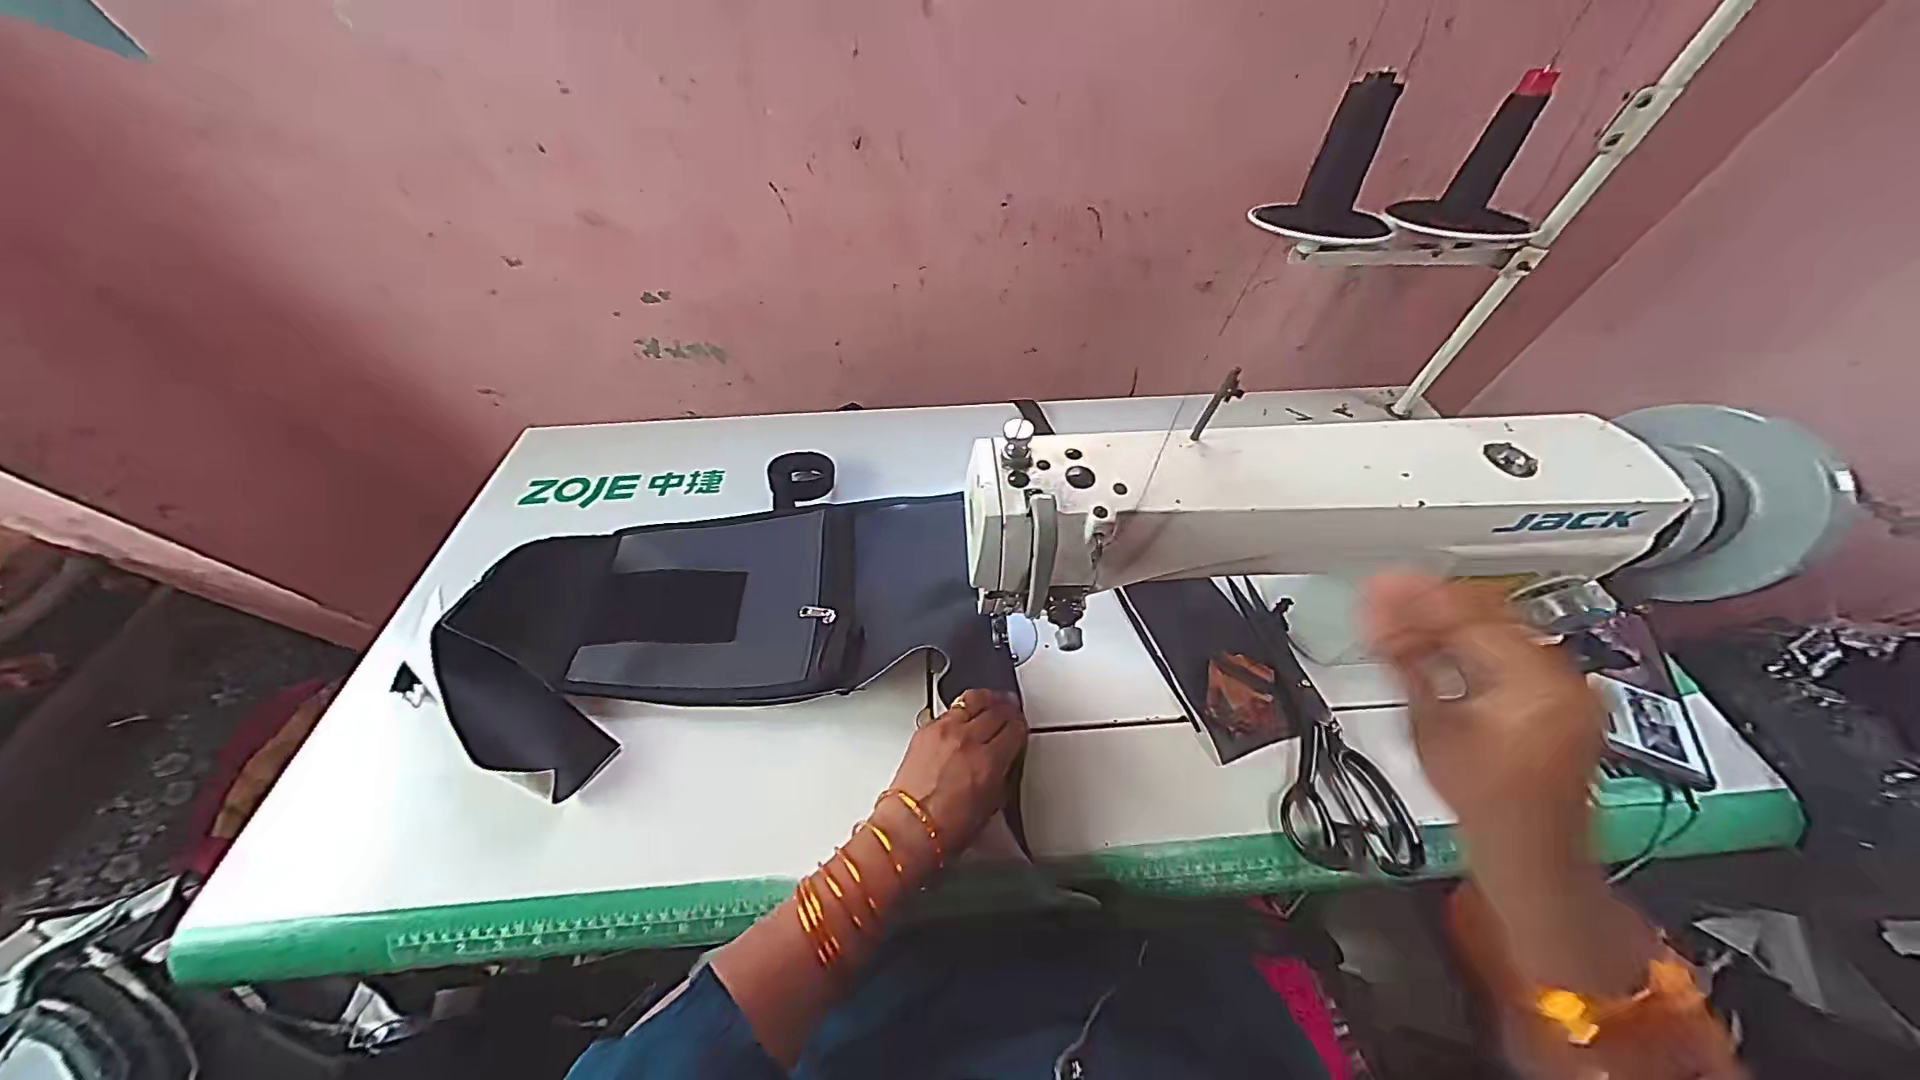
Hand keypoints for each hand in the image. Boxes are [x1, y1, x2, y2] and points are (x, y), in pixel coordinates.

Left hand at [883, 689, 1027, 854]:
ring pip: (973, 699)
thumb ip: (1001, 776)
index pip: (1015, 730)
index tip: (1020, 727)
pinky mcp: (926, 729)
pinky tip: (965, 709)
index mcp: (989, 761)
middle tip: (1012, 710)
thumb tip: (1003, 764)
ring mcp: (945, 730)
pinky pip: (950, 708)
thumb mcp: (990, 806)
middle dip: (1008, 709)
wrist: (909, 827)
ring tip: (993, 698)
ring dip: (987, 698)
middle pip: (997, 710)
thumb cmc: (944, 827)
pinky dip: (962, 707)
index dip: (1021, 727)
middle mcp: (968, 740)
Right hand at [1362, 572, 1603, 833]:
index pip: (1468, 620)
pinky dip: (1468, 641)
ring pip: (1497, 630)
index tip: (1382, 584)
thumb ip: (1405, 663)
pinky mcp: (1559, 696)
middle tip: (1385, 591)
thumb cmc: (1485, 801)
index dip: (1417, 599)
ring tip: (1401, 612)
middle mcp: (1562, 680)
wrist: (1527, 845)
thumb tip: (1377, 620)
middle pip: (1486, 617)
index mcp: (1533, 686)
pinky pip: (1509, 650)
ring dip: (1445, 619)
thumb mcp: (1429, 725)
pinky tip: (1434, 639)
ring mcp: (1565, 688)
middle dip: (1428, 603)